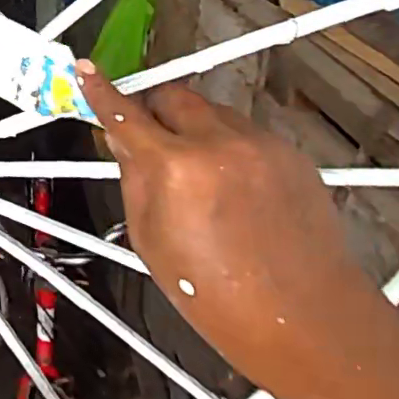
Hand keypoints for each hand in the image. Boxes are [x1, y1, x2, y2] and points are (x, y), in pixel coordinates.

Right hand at [74, 62, 394, 393]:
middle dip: (152, 110)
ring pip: (208, 111)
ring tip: (192, 169)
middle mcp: (220, 144)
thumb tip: (121, 139)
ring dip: (189, 126)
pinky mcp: (292, 156)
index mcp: (176, 169)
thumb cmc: (215, 294)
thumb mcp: (149, 236)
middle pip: (172, 96)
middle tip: (146, 137)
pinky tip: (228, 184)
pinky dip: (223, 143)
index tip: (87, 71)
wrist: (312, 327)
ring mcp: (262, 146)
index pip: (125, 114)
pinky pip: (241, 131)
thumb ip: (133, 176)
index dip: (101, 91)